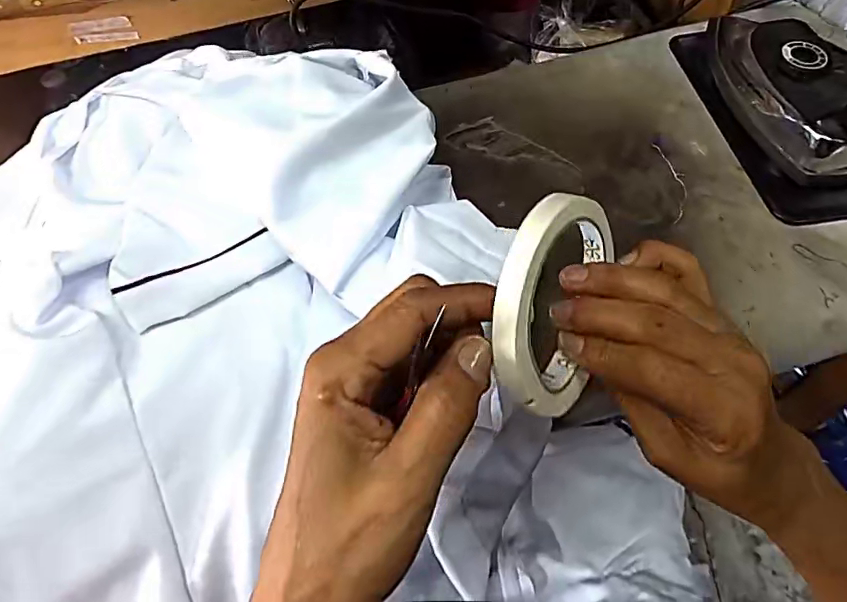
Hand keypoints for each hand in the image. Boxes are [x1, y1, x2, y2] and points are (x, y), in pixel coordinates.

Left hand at [252, 276, 494, 601]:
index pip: (412, 307)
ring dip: (452, 343)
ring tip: (478, 379)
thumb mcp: (407, 477)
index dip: (464, 299)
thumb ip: (447, 405)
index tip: (507, 306)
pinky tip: (456, 396)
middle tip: (497, 344)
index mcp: (339, 371)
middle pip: (411, 307)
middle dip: (459, 317)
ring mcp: (352, 382)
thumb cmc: (344, 548)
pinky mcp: (365, 401)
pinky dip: (442, 366)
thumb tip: (480, 345)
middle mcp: (341, 365)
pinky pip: (413, 361)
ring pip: (415, 331)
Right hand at [550, 240, 829, 536]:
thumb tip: (593, 359)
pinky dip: (658, 258)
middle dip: (602, 311)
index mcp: (722, 407)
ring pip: (669, 290)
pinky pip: (691, 272)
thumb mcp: (671, 459)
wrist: (771, 456)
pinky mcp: (725, 312)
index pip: (654, 368)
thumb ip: (635, 407)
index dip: (605, 351)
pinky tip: (625, 259)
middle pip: (659, 321)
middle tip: (561, 307)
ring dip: (618, 279)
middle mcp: (732, 357)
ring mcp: (731, 328)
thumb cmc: (723, 471)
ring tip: (579, 276)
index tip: (566, 341)